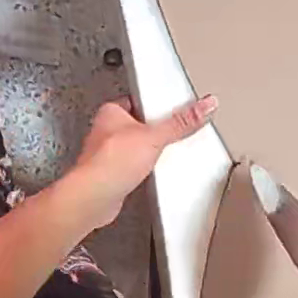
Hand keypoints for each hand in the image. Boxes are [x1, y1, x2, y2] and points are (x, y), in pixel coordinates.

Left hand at [56, 94, 216, 227]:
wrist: (94, 197)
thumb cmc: (109, 162)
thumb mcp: (155, 137)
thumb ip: (181, 122)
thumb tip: (203, 105)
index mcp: (111, 111)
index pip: (139, 100)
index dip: (157, 105)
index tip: (175, 109)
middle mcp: (106, 131)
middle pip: (140, 125)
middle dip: (155, 132)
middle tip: (170, 135)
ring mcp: (107, 154)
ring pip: (136, 148)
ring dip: (148, 153)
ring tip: (158, 156)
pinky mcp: (111, 174)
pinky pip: (132, 168)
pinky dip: (141, 171)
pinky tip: (147, 174)